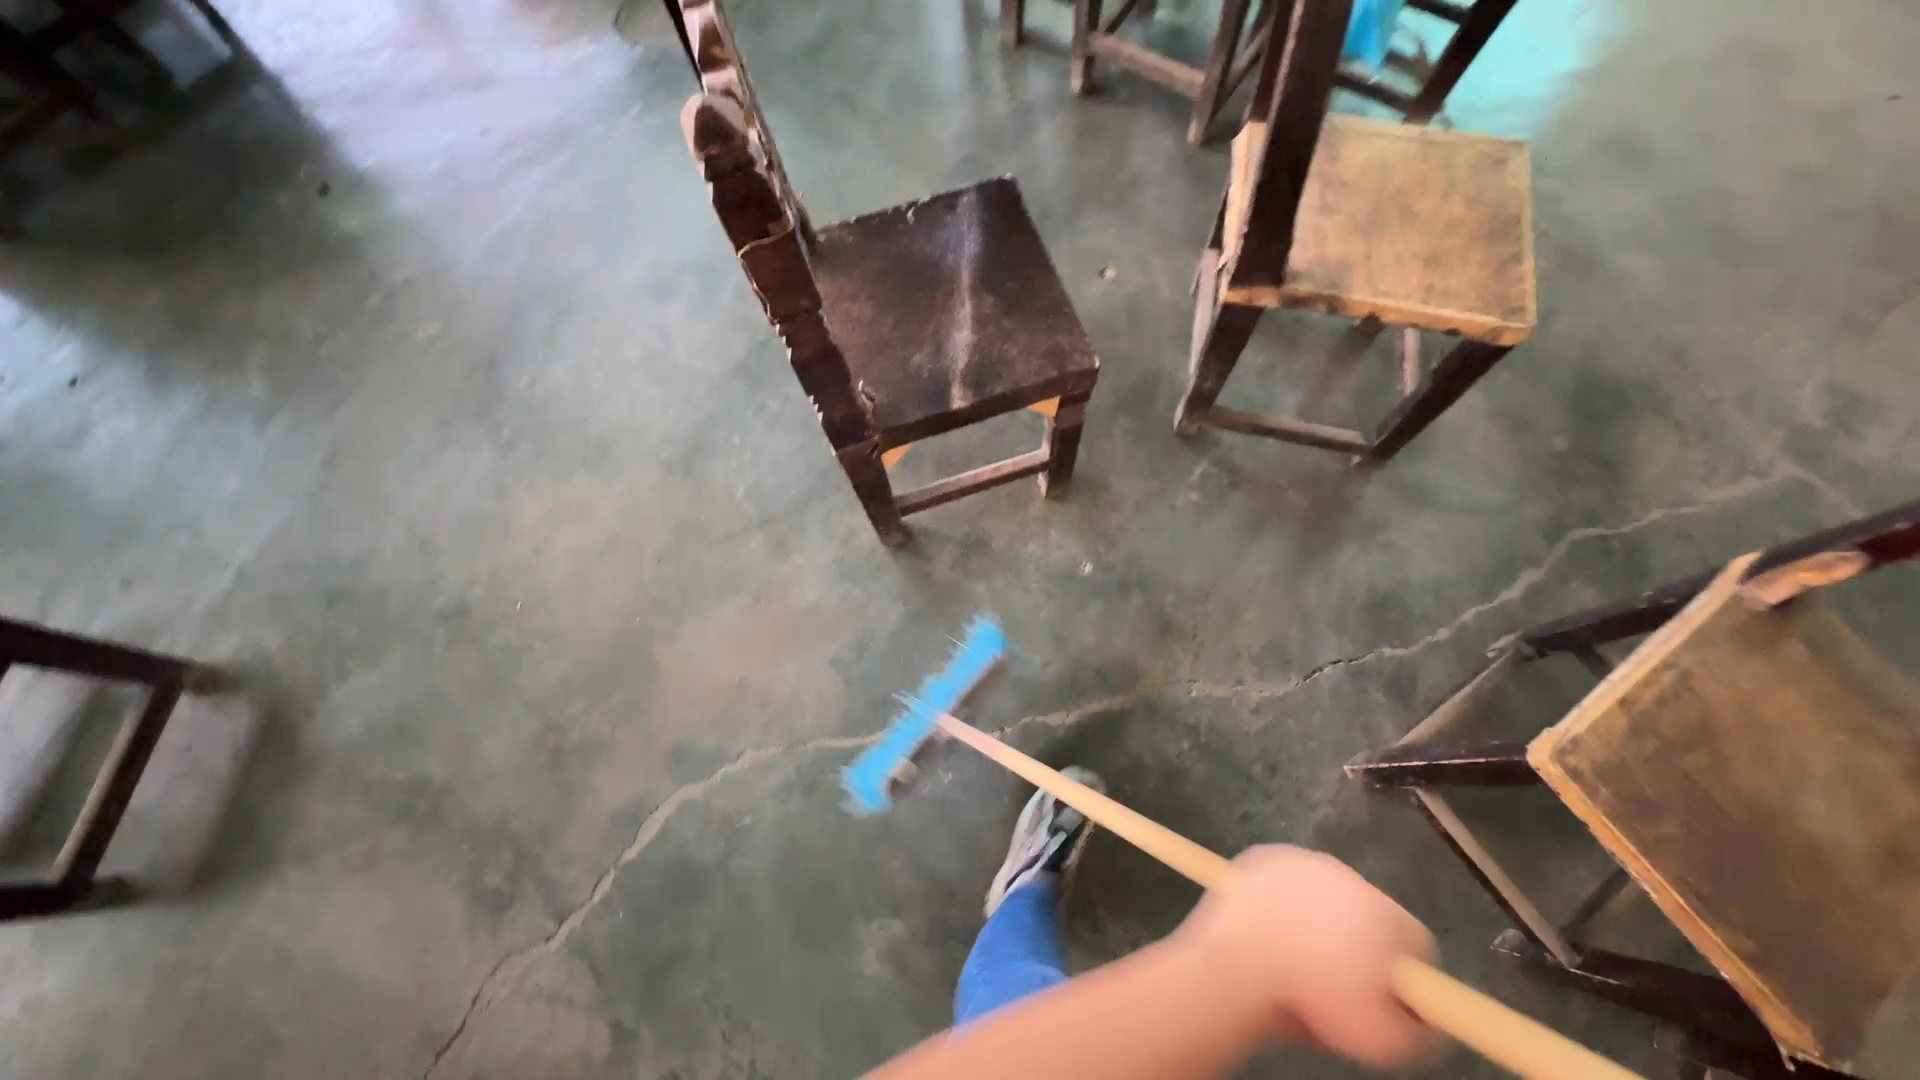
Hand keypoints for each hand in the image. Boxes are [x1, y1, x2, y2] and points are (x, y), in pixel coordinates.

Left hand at [1172, 845, 1437, 1069]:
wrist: (1236, 964)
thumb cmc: (1309, 999)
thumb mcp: (1381, 1041)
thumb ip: (1419, 1032)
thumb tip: (1425, 1021)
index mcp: (1385, 915)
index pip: (1415, 942)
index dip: (1402, 973)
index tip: (1382, 994)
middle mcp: (1349, 877)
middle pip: (1370, 913)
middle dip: (1360, 942)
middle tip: (1334, 976)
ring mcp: (1304, 861)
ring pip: (1328, 894)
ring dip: (1321, 917)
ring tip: (1297, 952)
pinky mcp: (1266, 856)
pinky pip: (1288, 880)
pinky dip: (1284, 898)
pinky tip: (1273, 926)